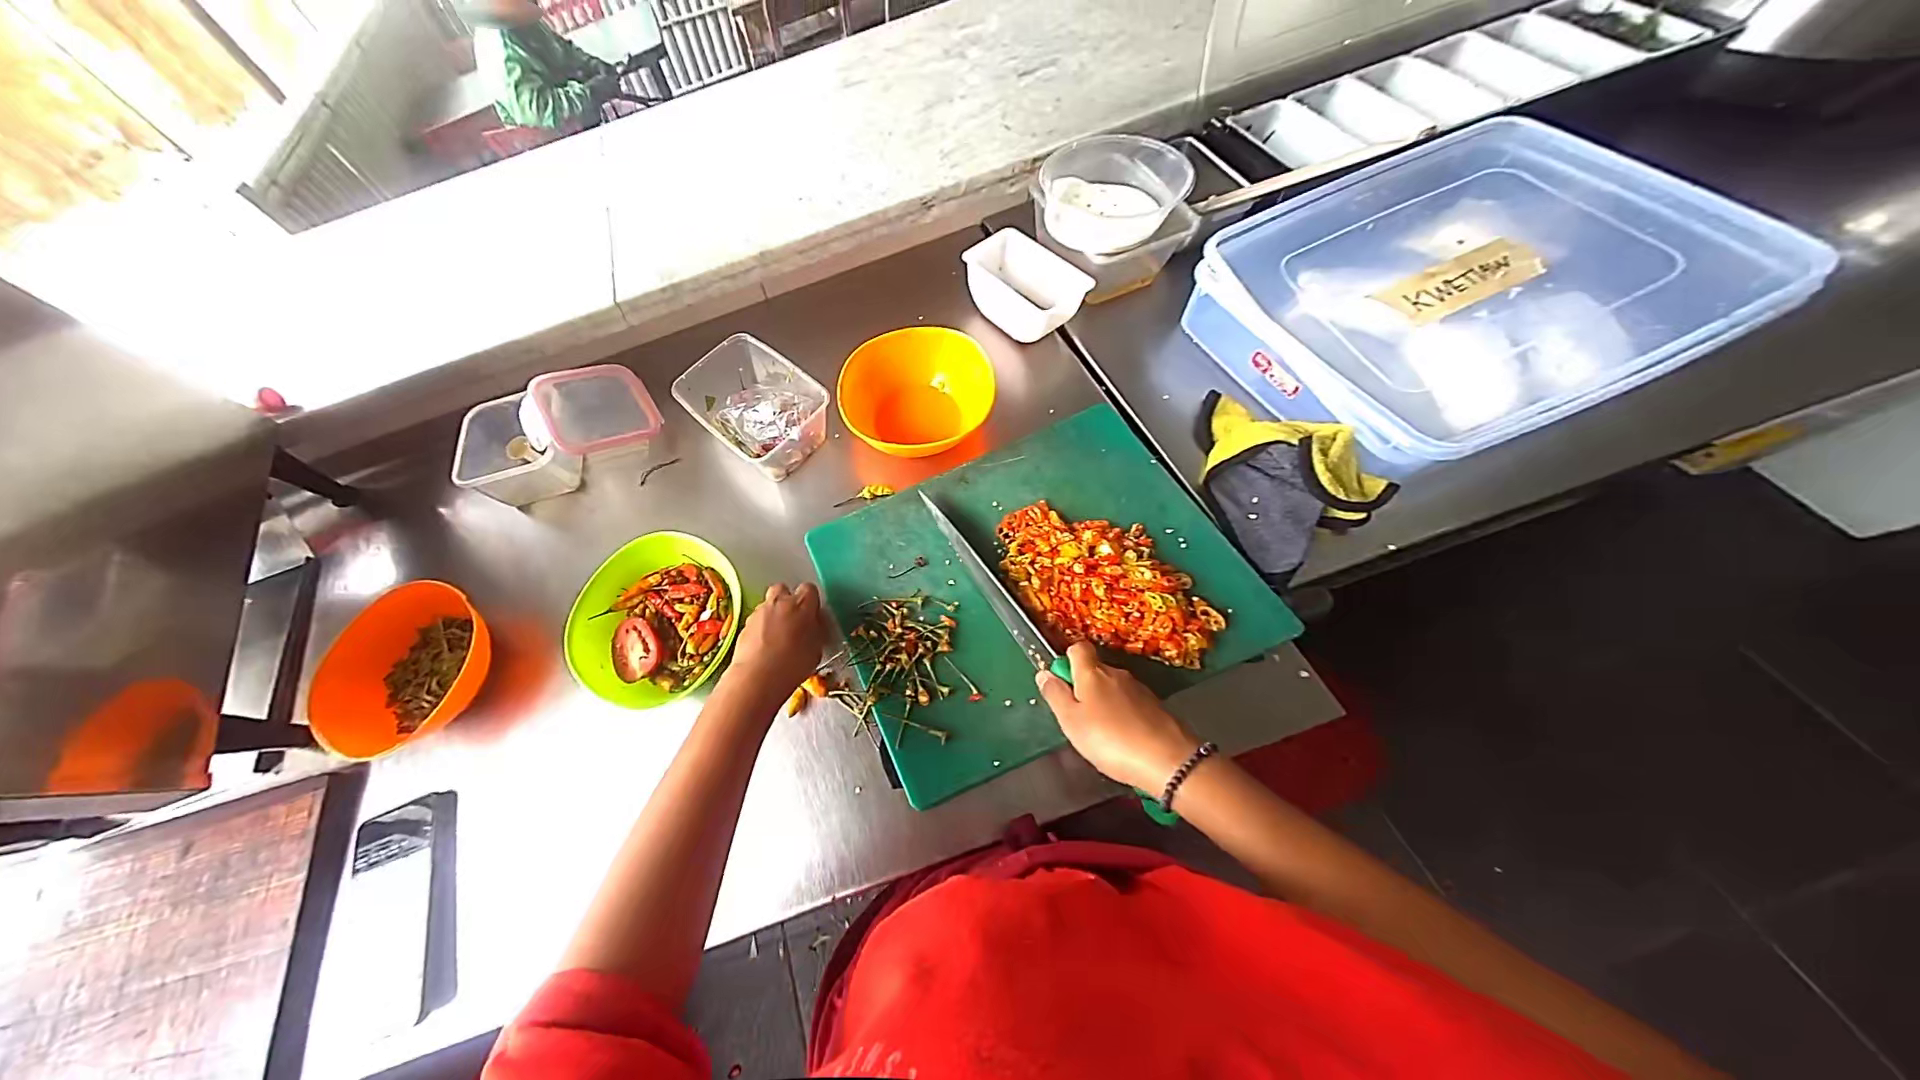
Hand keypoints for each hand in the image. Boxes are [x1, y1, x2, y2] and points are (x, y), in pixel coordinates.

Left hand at [726, 582, 824, 698]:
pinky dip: (760, 628)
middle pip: (783, 589)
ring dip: (773, 615)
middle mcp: (779, 602)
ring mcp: (759, 612)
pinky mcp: (744, 625)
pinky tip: (765, 646)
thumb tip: (815, 625)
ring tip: (778, 637)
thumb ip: (817, 629)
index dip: (811, 601)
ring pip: (768, 605)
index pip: (809, 589)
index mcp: (802, 604)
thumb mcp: (817, 647)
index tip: (813, 614)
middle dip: (788, 600)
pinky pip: (756, 621)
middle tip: (794, 619)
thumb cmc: (794, 663)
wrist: (758, 677)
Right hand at [1036, 641, 1201, 792]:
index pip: (1078, 648)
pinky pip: (1130, 704)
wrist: (1168, 760)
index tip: (1061, 684)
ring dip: (1104, 704)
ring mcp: (1139, 689)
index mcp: (1092, 672)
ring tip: (1101, 735)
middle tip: (1077, 719)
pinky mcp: (1156, 707)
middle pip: (1095, 671)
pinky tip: (1123, 740)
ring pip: (1113, 689)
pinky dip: (1123, 716)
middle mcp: (1117, 674)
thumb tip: (1044, 674)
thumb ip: (1055, 695)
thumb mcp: (1071, 721)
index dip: (1067, 661)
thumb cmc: (1110, 740)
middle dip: (1084, 688)